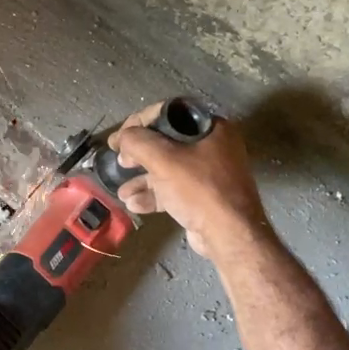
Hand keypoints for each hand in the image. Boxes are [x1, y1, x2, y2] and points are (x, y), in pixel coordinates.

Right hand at [107, 104, 267, 257]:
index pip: (167, 114)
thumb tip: (121, 138)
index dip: (138, 122)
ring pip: (166, 168)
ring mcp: (208, 173)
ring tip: (122, 191)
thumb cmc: (198, 189)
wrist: (229, 236)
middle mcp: (212, 146)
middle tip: (120, 161)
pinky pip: (173, 188)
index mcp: (210, 128)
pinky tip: (134, 204)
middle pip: (165, 142)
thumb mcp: (162, 159)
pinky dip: (153, 194)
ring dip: (142, 179)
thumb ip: (136, 141)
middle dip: (138, 154)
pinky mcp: (203, 196)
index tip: (119, 136)